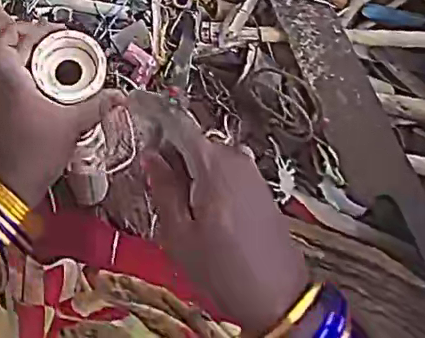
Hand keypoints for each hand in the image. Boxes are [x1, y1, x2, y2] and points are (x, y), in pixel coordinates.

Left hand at [0, 22, 101, 205]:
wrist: (16, 183)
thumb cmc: (35, 151)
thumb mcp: (71, 123)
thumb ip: (96, 106)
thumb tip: (118, 95)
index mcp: (12, 79)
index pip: (5, 40)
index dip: (23, 27)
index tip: (47, 27)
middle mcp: (6, 84)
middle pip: (16, 47)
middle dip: (39, 38)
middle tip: (63, 37)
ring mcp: (9, 96)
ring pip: (20, 63)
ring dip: (39, 55)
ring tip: (64, 53)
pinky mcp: (15, 108)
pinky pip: (25, 78)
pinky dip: (40, 72)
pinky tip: (60, 79)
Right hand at [143, 116, 308, 332]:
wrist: (282, 302)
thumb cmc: (225, 271)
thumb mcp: (181, 235)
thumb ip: (163, 188)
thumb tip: (151, 157)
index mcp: (211, 160)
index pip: (176, 124)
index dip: (155, 127)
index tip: (142, 141)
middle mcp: (234, 155)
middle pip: (192, 142)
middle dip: (173, 160)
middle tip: (161, 192)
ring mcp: (250, 168)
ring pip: (208, 157)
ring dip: (192, 173)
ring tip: (186, 210)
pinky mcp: (260, 184)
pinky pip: (225, 170)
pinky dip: (211, 182)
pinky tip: (208, 214)